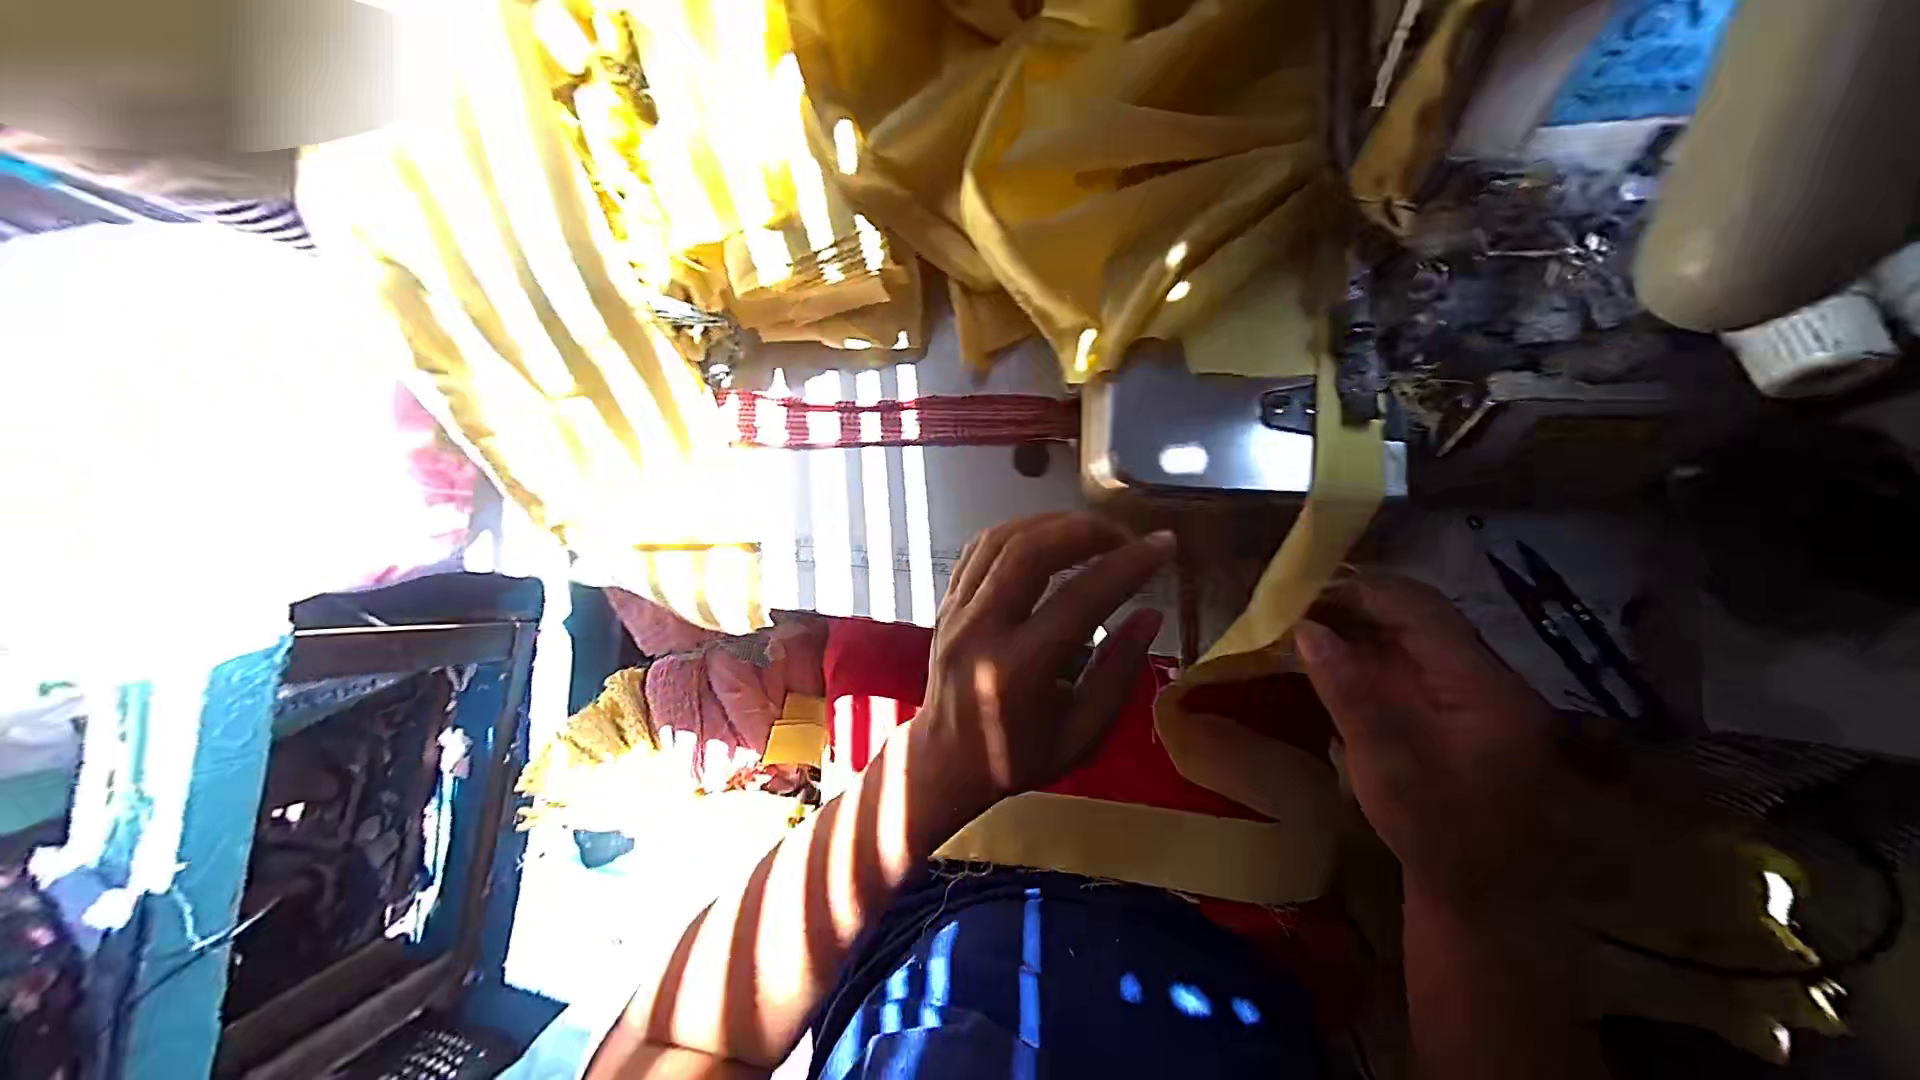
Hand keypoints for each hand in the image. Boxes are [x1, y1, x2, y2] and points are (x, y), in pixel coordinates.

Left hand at [915, 513, 1173, 804]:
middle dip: (1086, 531)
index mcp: (1018, 671)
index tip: (1162, 545)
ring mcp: (956, 612)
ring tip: (1092, 533)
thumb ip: (1118, 674)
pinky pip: (979, 549)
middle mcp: (980, 630)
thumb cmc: (1017, 756)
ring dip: (1052, 523)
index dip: (1127, 566)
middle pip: (1030, 551)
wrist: (944, 762)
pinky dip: (1019, 532)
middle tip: (1124, 537)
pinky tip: (1048, 537)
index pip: (1079, 599)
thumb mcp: (1081, 735)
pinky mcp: (945, 603)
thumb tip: (1150, 614)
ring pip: (1001, 540)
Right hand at [1293, 575, 1556, 908]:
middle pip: (1418, 614)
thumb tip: (1305, 628)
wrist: (1474, 887)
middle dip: (1356, 603)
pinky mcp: (1451, 704)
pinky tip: (1329, 651)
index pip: (1422, 611)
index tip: (1306, 591)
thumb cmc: (1434, 828)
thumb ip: (1347, 691)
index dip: (1362, 592)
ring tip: (1304, 621)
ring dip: (1357, 623)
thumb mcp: (1385, 761)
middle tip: (1298, 604)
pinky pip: (1406, 658)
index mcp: (1483, 687)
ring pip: (1410, 632)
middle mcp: (1483, 676)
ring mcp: (1468, 689)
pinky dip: (1365, 648)